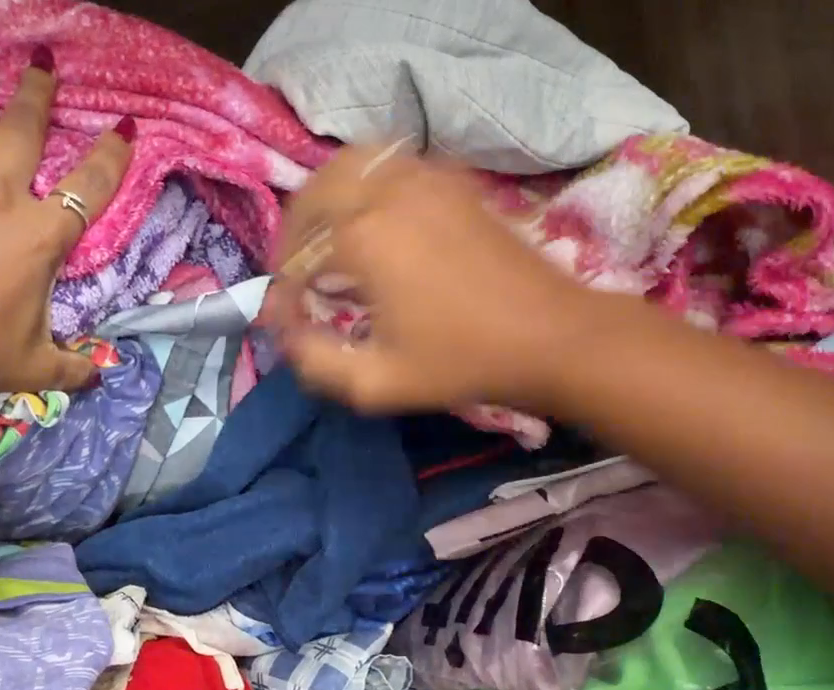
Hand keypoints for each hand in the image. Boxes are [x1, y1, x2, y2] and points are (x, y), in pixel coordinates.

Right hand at [261, 144, 607, 413]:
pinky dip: (367, 181)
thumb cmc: (462, 363)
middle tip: (295, 272)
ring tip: (324, 235)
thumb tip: (284, 334)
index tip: (288, 323)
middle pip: (314, 192)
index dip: (283, 293)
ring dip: (326, 197)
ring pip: (352, 163)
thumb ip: (316, 362)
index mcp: (363, 239)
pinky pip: (392, 162)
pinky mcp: (453, 180)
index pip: (296, 256)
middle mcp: (387, 193)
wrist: (550, 335)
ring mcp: (424, 179)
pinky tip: (372, 217)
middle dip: (293, 233)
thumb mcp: (377, 383)